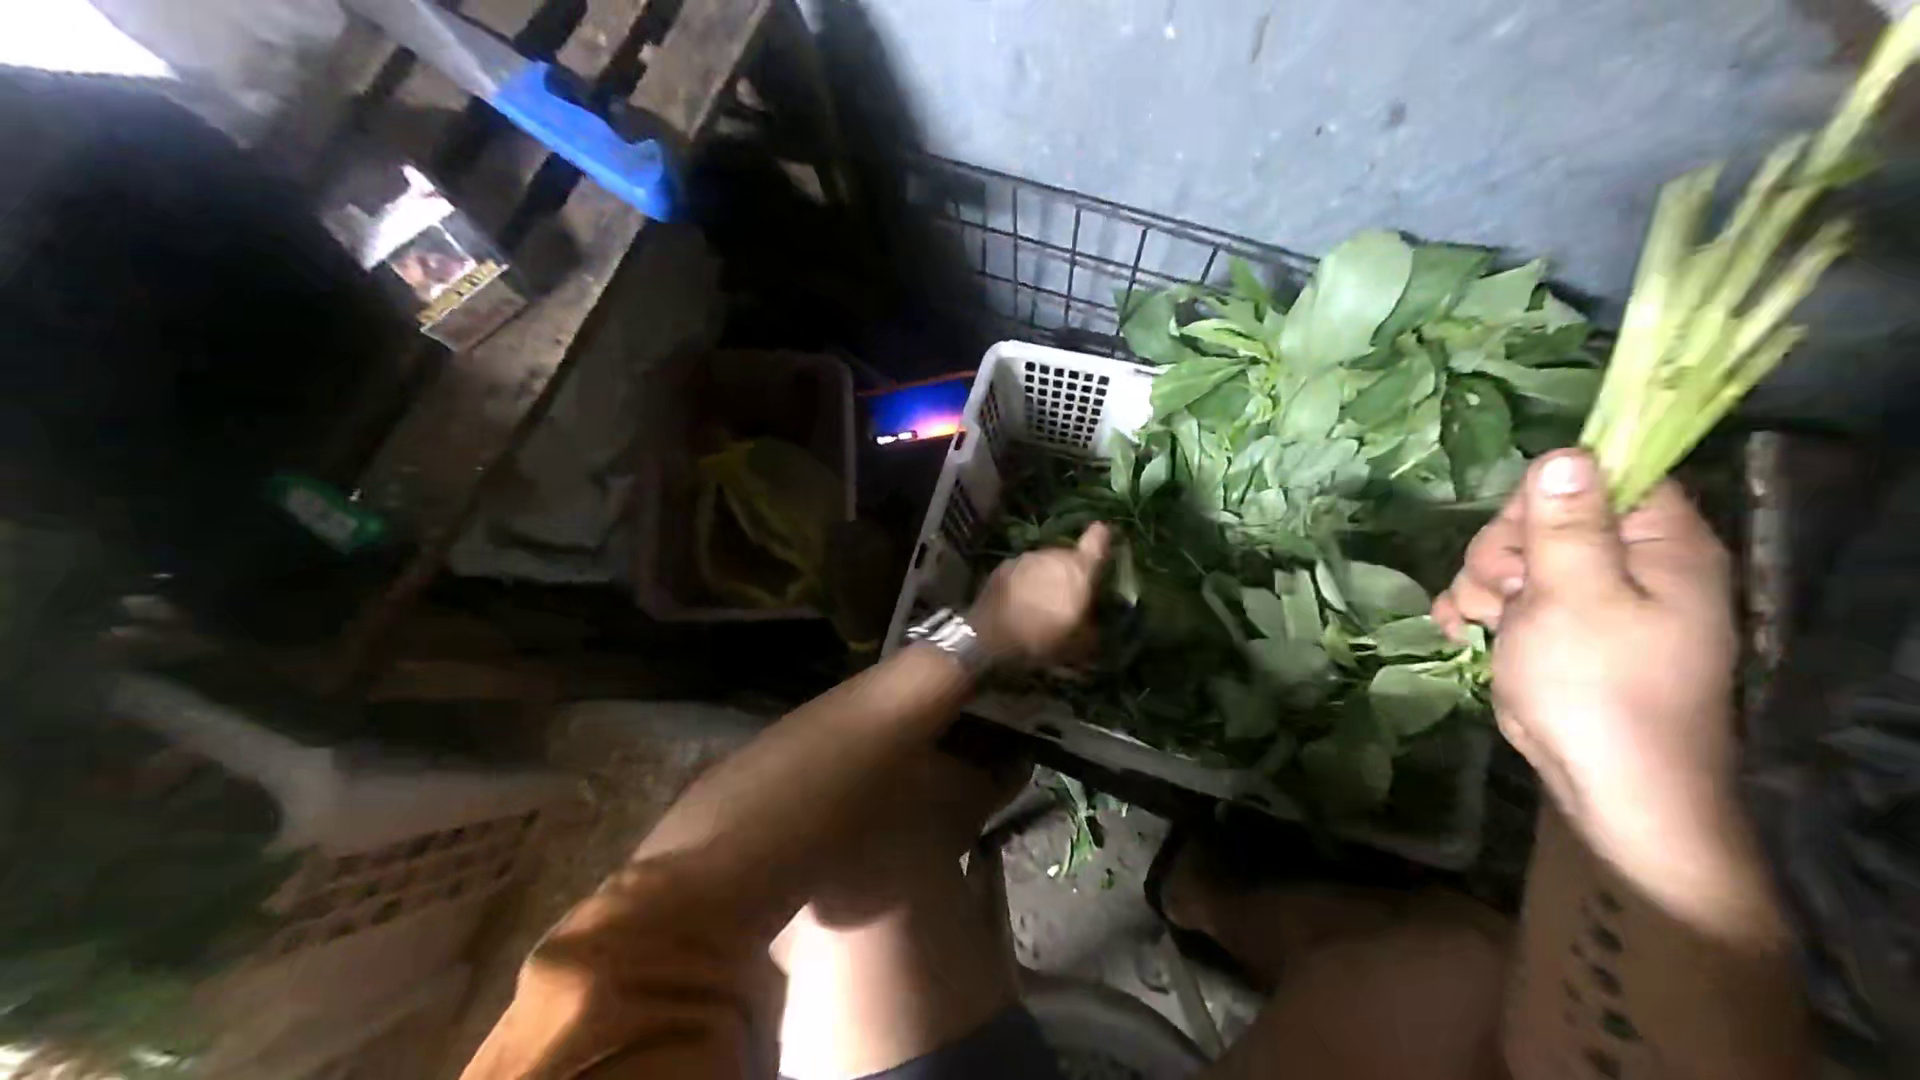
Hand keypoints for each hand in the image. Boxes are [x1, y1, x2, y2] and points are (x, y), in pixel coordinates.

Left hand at [968, 523, 1110, 666]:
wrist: (988, 636)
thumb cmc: (1041, 638)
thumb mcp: (1077, 645)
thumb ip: (1092, 629)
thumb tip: (1096, 625)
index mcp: (1078, 569)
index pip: (1097, 540)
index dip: (1102, 537)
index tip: (1105, 535)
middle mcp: (1053, 555)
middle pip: (1069, 556)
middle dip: (1071, 572)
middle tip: (1069, 597)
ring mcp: (1025, 558)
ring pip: (1044, 563)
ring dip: (1047, 577)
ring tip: (1043, 603)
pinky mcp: (1003, 566)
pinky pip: (1024, 571)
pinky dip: (1026, 582)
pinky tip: (1021, 602)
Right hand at [1432, 451, 1738, 869]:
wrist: (1598, 775)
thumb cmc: (1599, 683)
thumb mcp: (1577, 596)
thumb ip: (1567, 524)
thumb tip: (1566, 453)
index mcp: (1656, 546)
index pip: (1605, 478)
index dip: (1553, 493)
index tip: (1527, 528)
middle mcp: (1620, 562)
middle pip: (1538, 515)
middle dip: (1502, 548)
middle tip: (1511, 588)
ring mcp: (1577, 594)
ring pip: (1502, 554)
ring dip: (1478, 583)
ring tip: (1490, 620)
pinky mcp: (1539, 622)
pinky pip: (1487, 590)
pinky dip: (1467, 607)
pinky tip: (1461, 629)